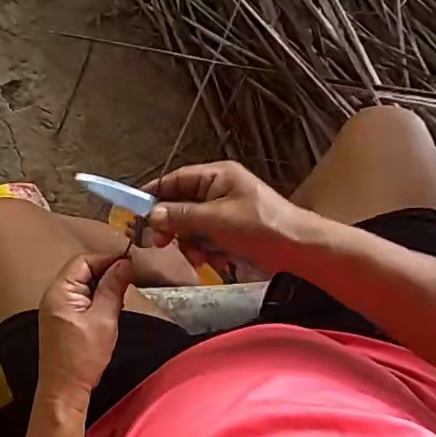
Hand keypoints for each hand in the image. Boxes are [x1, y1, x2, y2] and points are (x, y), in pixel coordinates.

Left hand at [35, 252, 133, 415]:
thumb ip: (113, 288)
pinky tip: (111, 307)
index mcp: (60, 291)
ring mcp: (56, 307)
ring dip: (103, 285)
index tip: (131, 264)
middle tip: (130, 279)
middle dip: (107, 272)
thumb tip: (126, 263)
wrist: (64, 390)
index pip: (83, 261)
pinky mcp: (62, 319)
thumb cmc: (84, 355)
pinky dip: (97, 298)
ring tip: (123, 294)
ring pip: (83, 285)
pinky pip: (81, 299)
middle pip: (82, 270)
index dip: (107, 259)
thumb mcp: (104, 318)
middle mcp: (54, 294)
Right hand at [144, 161, 312, 273]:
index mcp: (217, 176)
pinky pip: (206, 239)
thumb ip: (182, 216)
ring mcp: (225, 212)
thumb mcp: (217, 219)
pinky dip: (206, 251)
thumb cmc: (261, 226)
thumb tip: (153, 215)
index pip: (176, 180)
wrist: (299, 250)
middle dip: (173, 226)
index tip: (136, 212)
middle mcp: (219, 190)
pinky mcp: (231, 232)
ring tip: (200, 256)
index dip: (154, 194)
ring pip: (191, 226)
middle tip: (161, 244)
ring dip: (190, 243)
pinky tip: (214, 260)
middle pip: (180, 206)